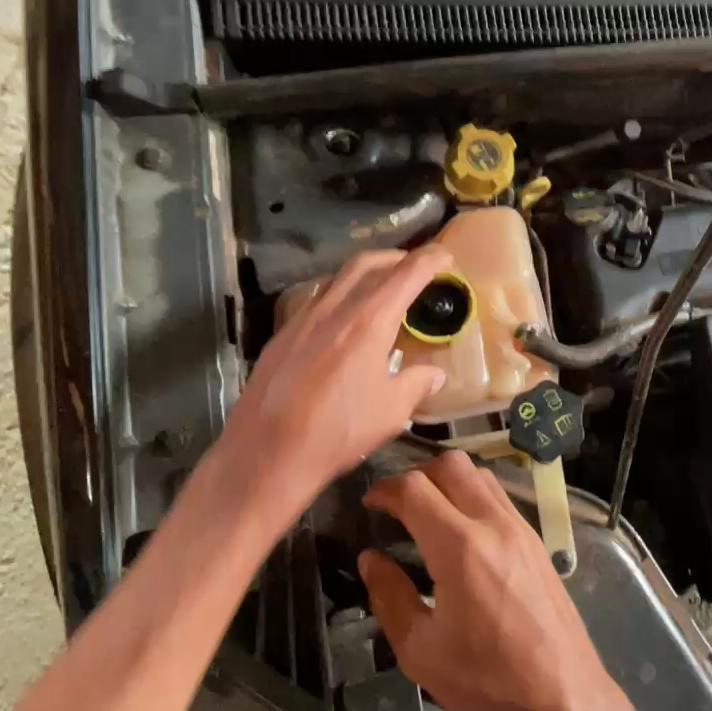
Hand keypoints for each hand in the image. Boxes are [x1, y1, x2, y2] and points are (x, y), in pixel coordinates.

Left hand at [217, 247, 451, 511]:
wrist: (265, 454)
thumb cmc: (337, 431)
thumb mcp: (391, 412)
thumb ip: (417, 384)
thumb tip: (434, 375)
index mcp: (369, 321)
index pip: (406, 273)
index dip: (431, 260)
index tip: (446, 256)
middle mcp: (335, 308)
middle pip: (367, 263)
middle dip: (396, 257)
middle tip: (415, 267)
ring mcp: (303, 319)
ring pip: (338, 277)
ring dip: (365, 273)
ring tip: (381, 290)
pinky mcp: (282, 336)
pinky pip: (316, 299)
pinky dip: (340, 295)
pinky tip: (343, 321)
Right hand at [360, 451, 640, 710]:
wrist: (562, 694)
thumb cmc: (488, 678)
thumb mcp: (422, 652)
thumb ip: (390, 597)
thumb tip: (370, 559)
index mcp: (461, 548)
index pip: (416, 489)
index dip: (386, 488)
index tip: (369, 502)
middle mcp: (494, 524)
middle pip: (451, 464)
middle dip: (416, 472)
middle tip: (396, 501)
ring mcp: (521, 527)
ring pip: (479, 473)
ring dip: (447, 478)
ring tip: (425, 508)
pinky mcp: (536, 538)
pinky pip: (499, 494)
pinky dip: (472, 492)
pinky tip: (459, 524)